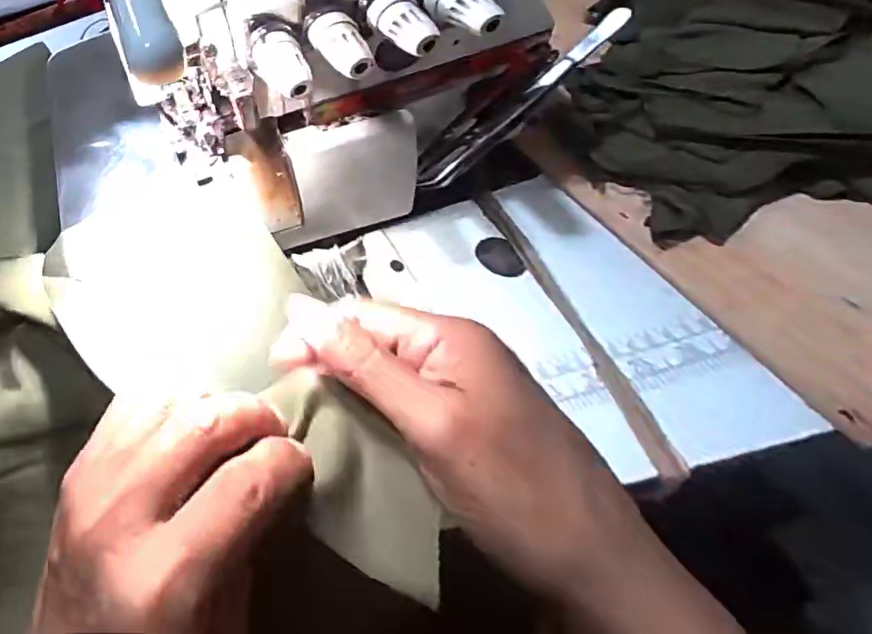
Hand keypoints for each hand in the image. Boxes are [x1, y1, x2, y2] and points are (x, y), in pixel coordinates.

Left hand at [31, 392, 313, 633]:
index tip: (299, 460)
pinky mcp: (76, 470)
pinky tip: (188, 421)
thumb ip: (252, 538)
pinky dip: (170, 400)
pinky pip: (132, 403)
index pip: (245, 484)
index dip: (287, 460)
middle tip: (273, 431)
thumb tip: (282, 468)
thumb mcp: (225, 620)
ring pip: (169, 400)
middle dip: (254, 415)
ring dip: (213, 402)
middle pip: (205, 425)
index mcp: (163, 580)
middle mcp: (120, 522)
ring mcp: (90, 488)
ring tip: (233, 424)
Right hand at [271, 299, 739, 633]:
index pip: (364, 313)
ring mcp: (468, 378)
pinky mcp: (472, 409)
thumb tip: (303, 309)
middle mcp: (458, 344)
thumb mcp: (429, 423)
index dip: (317, 332)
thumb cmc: (509, 488)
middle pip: (377, 333)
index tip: (276, 366)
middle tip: (290, 390)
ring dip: (351, 378)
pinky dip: (378, 401)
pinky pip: (411, 389)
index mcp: (449, 333)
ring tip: (313, 403)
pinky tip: (359, 419)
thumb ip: (365, 364)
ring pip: (390, 362)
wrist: (596, 562)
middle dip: (330, 353)